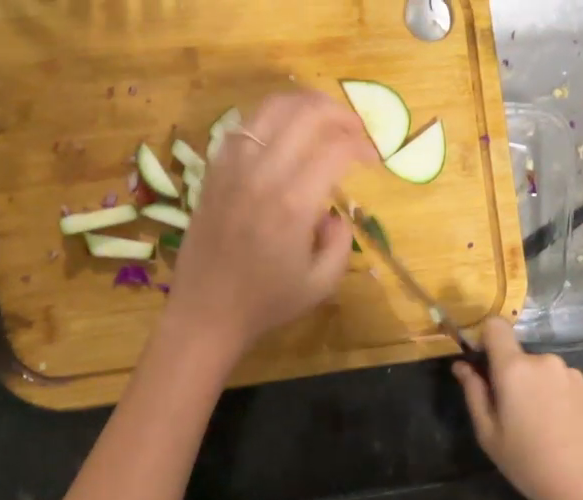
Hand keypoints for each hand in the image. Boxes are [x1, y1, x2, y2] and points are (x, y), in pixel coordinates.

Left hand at [164, 92, 378, 360]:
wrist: (208, 310)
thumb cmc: (267, 304)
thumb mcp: (321, 285)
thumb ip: (340, 244)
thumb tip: (336, 215)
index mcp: (294, 204)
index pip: (335, 150)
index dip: (362, 148)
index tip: (374, 160)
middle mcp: (263, 174)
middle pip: (305, 115)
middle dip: (338, 115)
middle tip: (356, 129)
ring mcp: (234, 166)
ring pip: (271, 108)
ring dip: (304, 106)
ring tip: (323, 119)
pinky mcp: (215, 169)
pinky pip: (244, 126)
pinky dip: (271, 120)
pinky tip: (284, 135)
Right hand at [453, 318, 582, 499]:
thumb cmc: (529, 464)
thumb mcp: (490, 435)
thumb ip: (474, 394)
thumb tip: (462, 366)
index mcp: (515, 369)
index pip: (496, 327)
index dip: (485, 339)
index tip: (482, 364)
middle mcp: (546, 362)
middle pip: (520, 358)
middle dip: (513, 378)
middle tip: (513, 418)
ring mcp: (573, 374)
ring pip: (544, 373)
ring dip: (538, 390)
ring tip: (541, 429)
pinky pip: (565, 386)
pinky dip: (558, 400)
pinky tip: (562, 431)